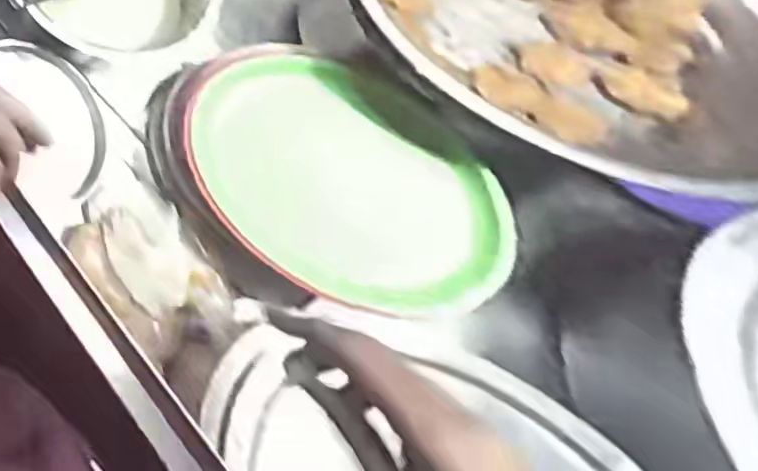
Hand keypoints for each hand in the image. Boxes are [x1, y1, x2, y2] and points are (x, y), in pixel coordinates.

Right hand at [270, 312, 525, 470]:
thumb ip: (350, 428)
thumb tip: (304, 374)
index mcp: (439, 424)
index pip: (360, 349)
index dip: (309, 326)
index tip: (267, 314)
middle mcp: (465, 411)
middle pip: (381, 354)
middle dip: (329, 345)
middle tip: (284, 347)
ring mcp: (484, 427)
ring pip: (401, 371)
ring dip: (355, 366)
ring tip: (314, 378)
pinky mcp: (489, 443)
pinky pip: (422, 395)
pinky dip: (384, 389)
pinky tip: (361, 405)